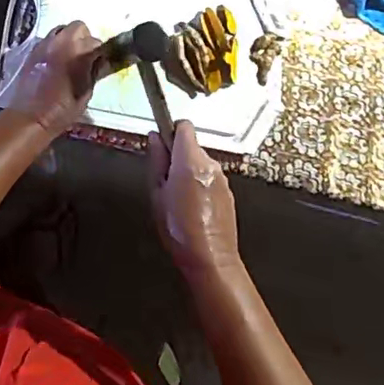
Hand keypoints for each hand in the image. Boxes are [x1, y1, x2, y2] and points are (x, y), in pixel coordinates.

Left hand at [5, 22, 101, 134]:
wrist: (30, 115)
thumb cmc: (62, 109)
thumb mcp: (86, 92)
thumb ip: (94, 71)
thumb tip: (100, 61)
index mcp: (79, 52)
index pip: (97, 42)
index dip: (101, 53)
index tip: (101, 61)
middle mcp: (61, 42)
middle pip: (78, 27)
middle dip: (84, 38)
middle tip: (85, 55)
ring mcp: (44, 44)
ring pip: (61, 30)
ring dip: (68, 38)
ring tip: (69, 55)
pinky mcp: (32, 50)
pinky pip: (47, 40)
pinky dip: (54, 45)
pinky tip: (55, 61)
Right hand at [147, 121, 242, 279]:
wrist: (210, 258)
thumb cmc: (179, 228)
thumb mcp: (156, 192)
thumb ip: (156, 160)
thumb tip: (155, 138)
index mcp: (190, 161)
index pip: (183, 126)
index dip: (170, 130)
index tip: (161, 142)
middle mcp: (210, 165)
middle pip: (191, 146)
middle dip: (177, 155)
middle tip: (164, 178)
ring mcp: (222, 179)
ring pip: (200, 163)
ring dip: (188, 171)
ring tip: (177, 196)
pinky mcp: (228, 192)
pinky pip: (209, 178)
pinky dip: (199, 184)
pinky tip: (191, 205)